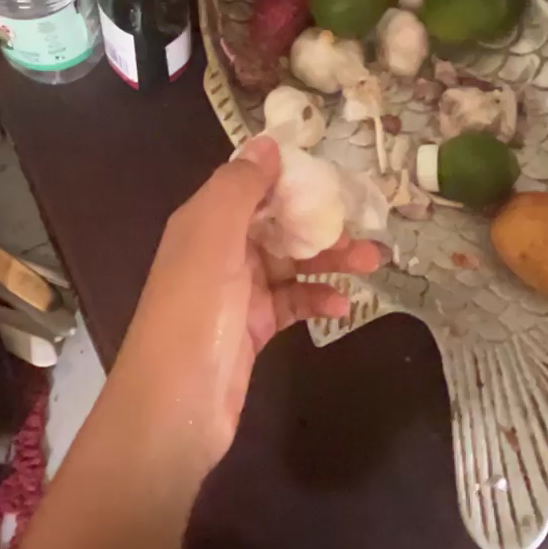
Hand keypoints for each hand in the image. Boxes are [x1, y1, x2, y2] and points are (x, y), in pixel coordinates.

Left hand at [119, 137, 380, 462]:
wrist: (174, 406)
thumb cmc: (195, 310)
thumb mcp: (212, 235)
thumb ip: (240, 186)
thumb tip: (269, 142)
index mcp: (205, 220)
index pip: (251, 184)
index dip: (290, 177)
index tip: (333, 176)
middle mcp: (220, 249)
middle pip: (278, 223)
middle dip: (321, 222)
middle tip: (365, 226)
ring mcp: (237, 291)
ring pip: (291, 263)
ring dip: (329, 260)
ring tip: (373, 263)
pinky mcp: (253, 329)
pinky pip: (292, 303)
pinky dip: (317, 299)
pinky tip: (344, 305)